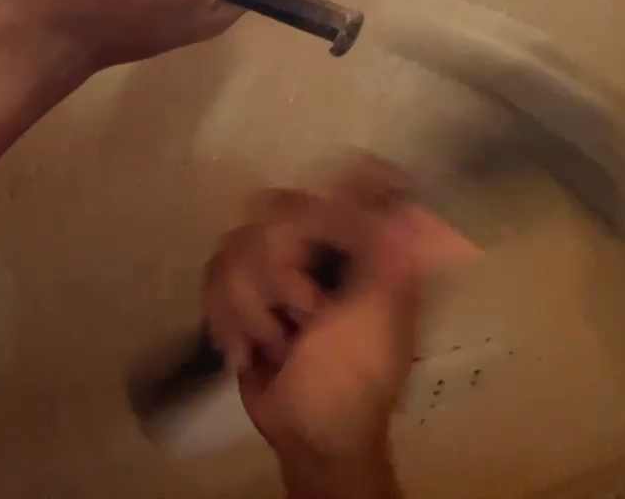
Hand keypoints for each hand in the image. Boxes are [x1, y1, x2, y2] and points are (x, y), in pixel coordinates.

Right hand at [203, 161, 476, 498]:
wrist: (305, 437)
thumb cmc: (350, 385)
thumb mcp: (376, 325)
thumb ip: (386, 261)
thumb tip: (411, 206)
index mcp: (362, 249)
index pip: (342, 186)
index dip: (319, 206)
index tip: (311, 250)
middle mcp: (320, 246)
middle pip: (273, 211)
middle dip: (274, 273)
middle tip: (299, 313)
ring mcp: (277, 263)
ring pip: (236, 243)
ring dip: (250, 306)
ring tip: (273, 342)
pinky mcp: (242, 284)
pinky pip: (213, 271)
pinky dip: (227, 316)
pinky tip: (246, 347)